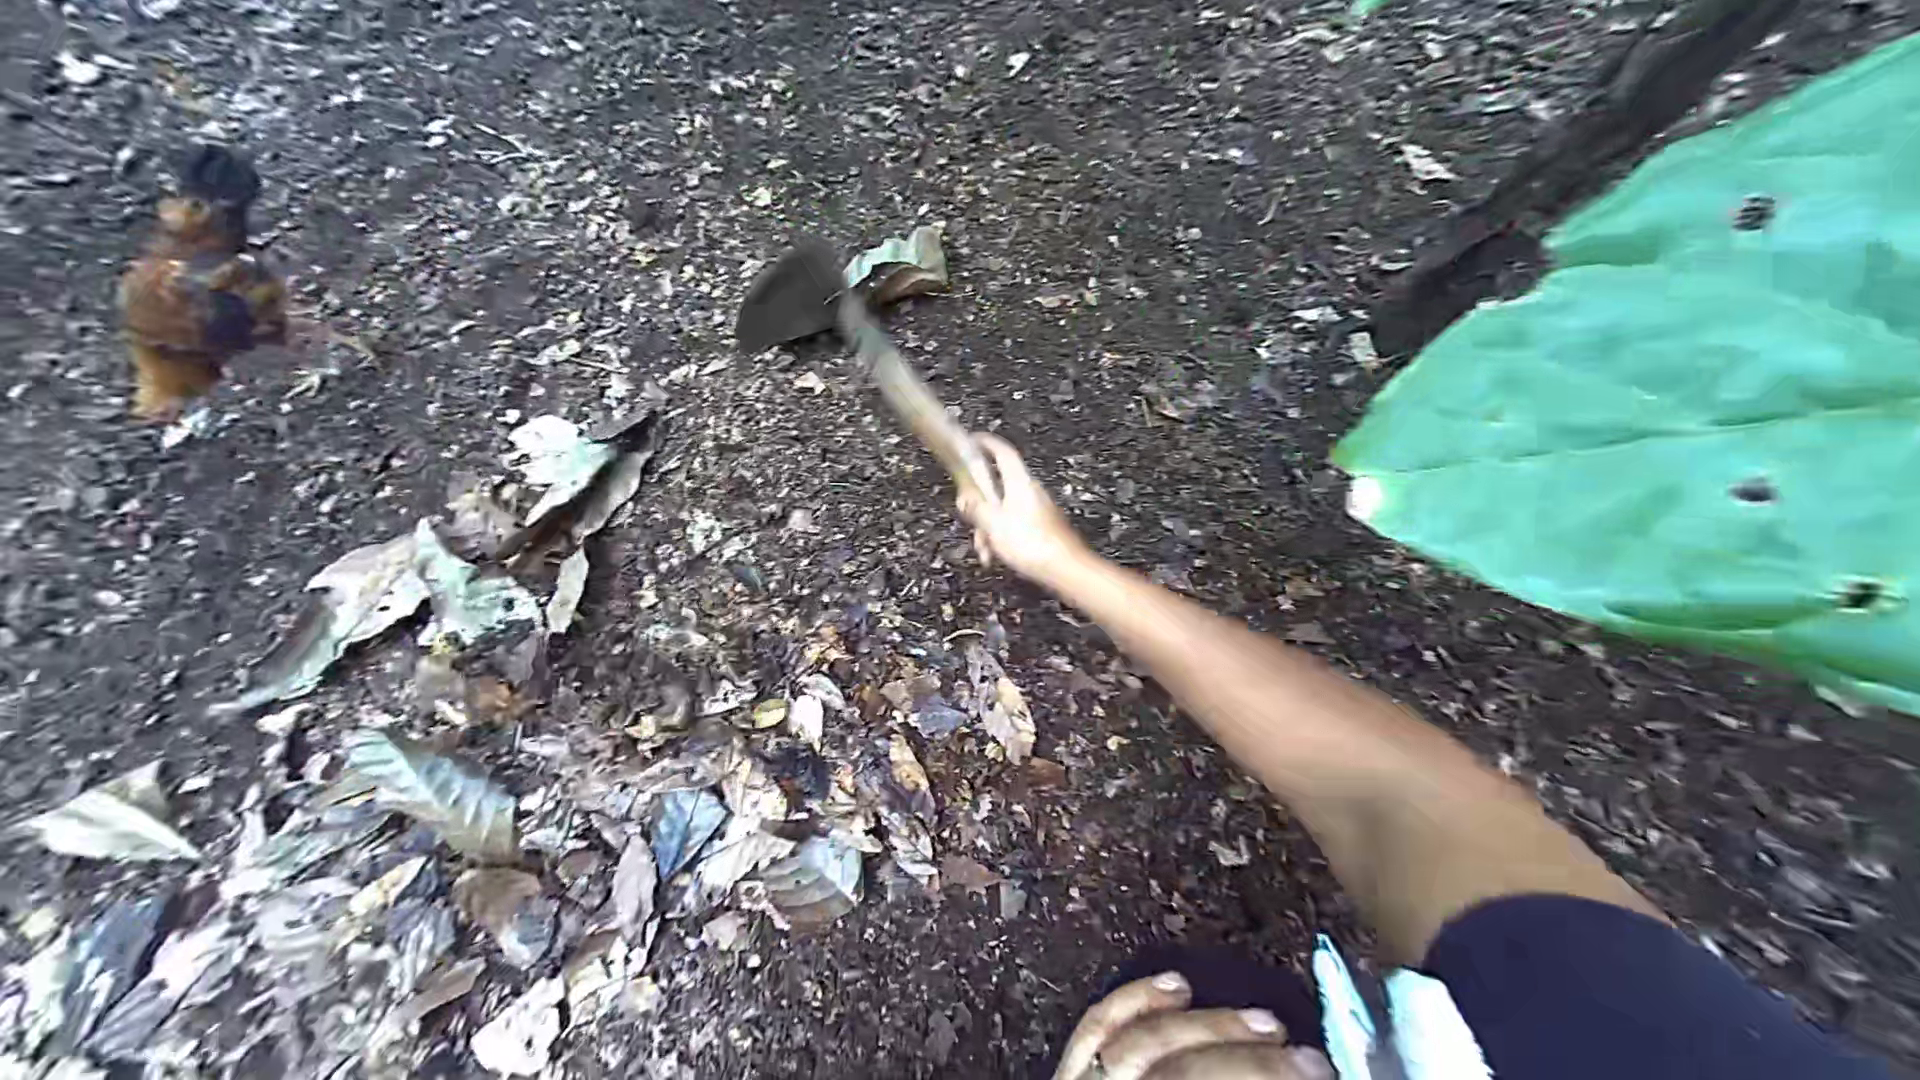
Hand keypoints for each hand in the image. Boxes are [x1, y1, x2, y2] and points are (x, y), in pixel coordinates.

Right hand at [957, 434, 1093, 587]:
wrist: (1065, 568)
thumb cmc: (1030, 544)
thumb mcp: (993, 525)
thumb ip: (976, 507)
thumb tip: (965, 495)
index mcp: (1019, 483)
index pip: (1002, 452)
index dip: (986, 443)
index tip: (972, 440)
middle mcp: (1030, 490)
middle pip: (997, 486)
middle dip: (979, 505)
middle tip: (970, 521)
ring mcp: (1037, 507)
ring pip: (1003, 509)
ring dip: (988, 527)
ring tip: (985, 550)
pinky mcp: (1042, 524)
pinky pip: (1013, 523)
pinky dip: (1001, 535)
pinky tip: (996, 555)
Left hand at [1054, 973, 1334, 1079]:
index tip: (1320, 1075)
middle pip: (1181, 1076)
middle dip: (1250, 1064)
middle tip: (1310, 1060)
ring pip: (1145, 1043)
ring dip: (1209, 1026)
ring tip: (1267, 1021)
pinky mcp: (1065, 1078)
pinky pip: (1098, 1027)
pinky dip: (1138, 1000)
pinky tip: (1179, 985)